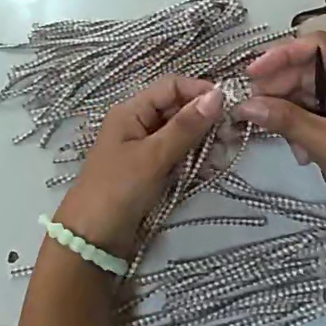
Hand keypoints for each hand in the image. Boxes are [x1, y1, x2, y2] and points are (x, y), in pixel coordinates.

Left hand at [55, 76, 221, 254]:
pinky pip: (180, 153)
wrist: (94, 238)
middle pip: (179, 108)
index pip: (172, 86)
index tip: (230, 106)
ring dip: (204, 140)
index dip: (200, 91)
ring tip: (224, 153)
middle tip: (232, 134)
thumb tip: (218, 94)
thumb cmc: (118, 190)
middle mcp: (139, 123)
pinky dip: (196, 156)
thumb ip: (186, 126)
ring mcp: (146, 147)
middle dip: (206, 118)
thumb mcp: (153, 156)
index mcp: (131, 111)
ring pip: (182, 132)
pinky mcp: (153, 168)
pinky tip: (212, 165)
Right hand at [240, 33, 325, 253]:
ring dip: (288, 114)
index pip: (316, 46)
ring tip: (277, 138)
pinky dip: (303, 131)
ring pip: (310, 97)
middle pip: (309, 71)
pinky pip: (318, 119)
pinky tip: (300, 155)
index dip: (281, 54)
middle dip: (279, 88)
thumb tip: (245, 104)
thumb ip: (286, 121)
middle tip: (252, 110)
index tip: (252, 75)